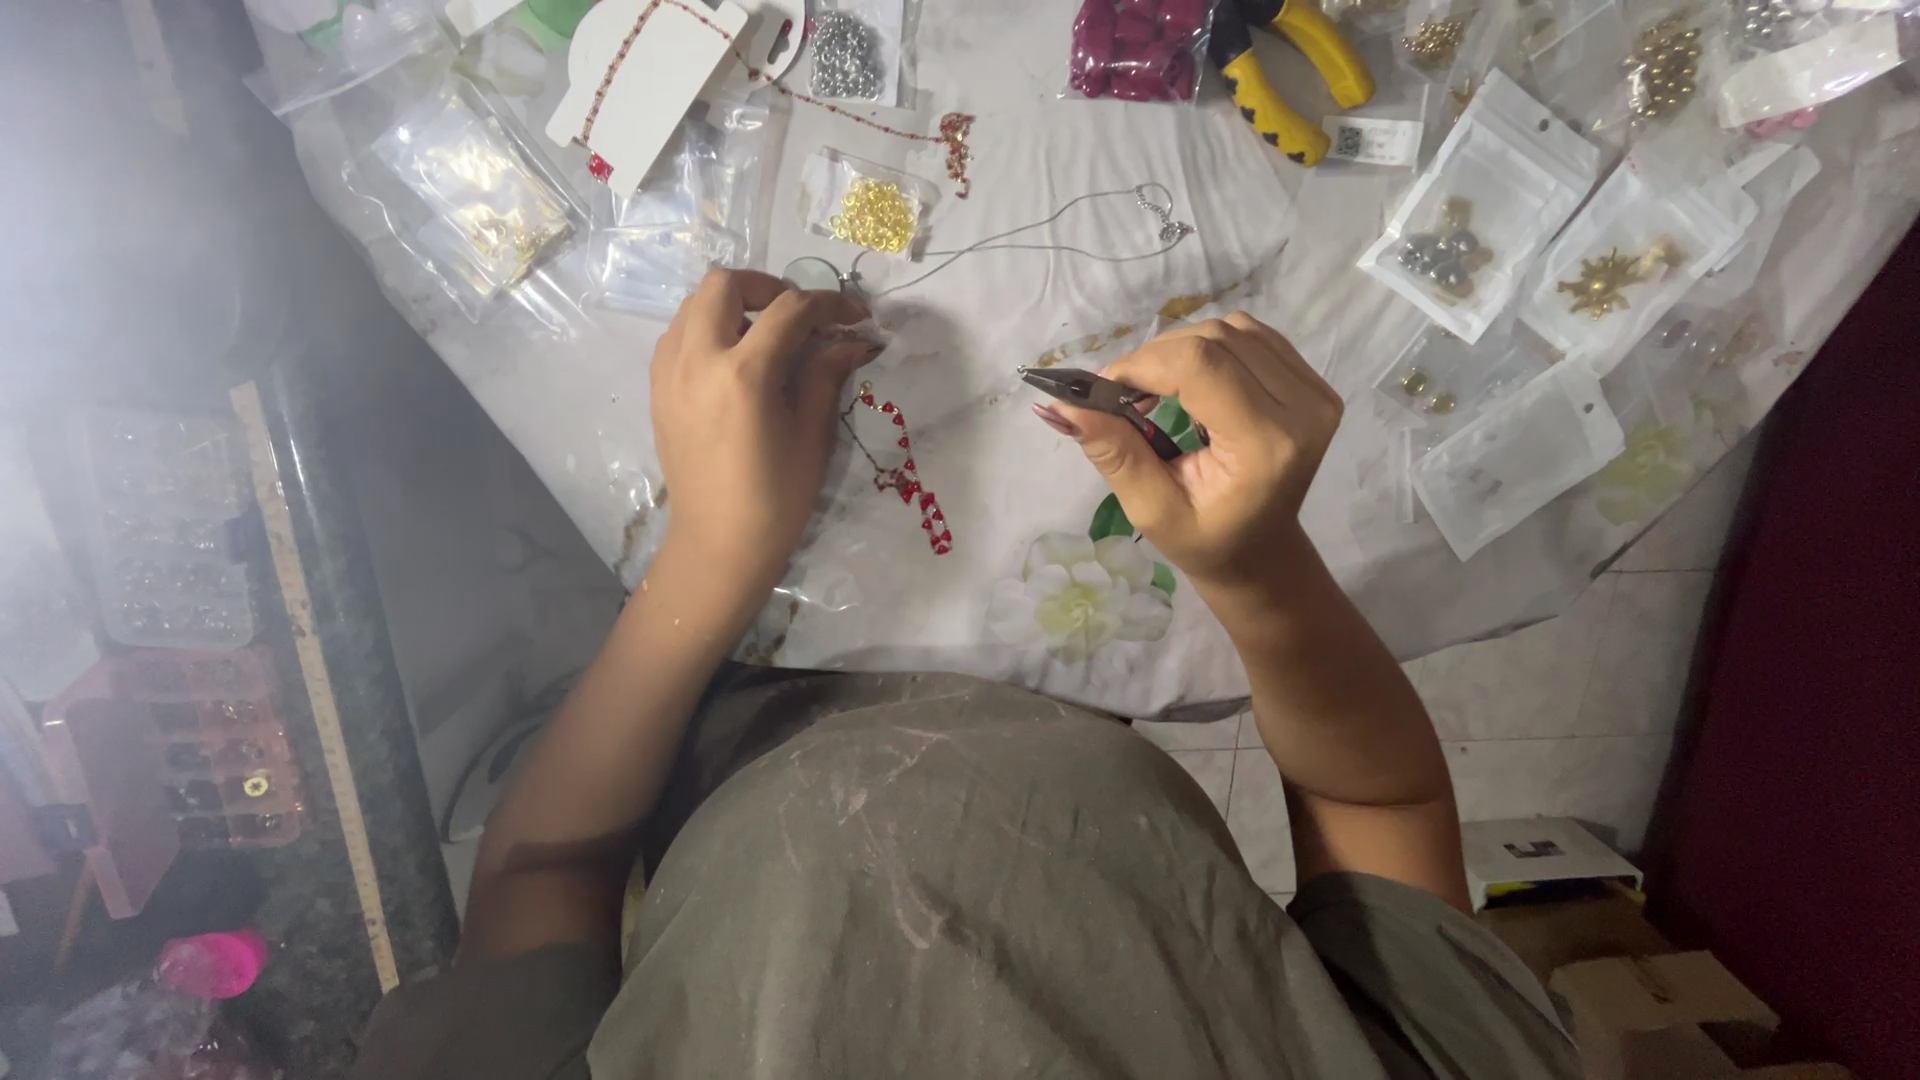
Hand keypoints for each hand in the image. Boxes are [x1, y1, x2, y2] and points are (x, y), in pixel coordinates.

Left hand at [651, 269, 874, 589]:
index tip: (855, 316)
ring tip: (766, 336)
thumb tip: (853, 340)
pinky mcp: (658, 388)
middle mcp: (697, 359)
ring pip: (694, 304)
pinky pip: (678, 334)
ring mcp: (669, 372)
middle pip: (725, 284)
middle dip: (769, 288)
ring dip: (734, 305)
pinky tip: (734, 360)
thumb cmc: (777, 495)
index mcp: (743, 374)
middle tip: (799, 316)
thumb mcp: (812, 433)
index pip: (790, 311)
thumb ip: (827, 373)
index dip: (829, 304)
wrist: (720, 541)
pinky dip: (708, 329)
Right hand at [1041, 314, 1341, 593]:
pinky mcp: (1315, 383)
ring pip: (1231, 330)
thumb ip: (1113, 452)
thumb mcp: (1150, 508)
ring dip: (1180, 349)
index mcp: (1265, 447)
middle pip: (1214, 340)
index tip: (1105, 389)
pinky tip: (1189, 382)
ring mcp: (1316, 392)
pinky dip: (1209, 348)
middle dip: (1155, 357)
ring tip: (1154, 390)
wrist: (1261, 552)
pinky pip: (1251, 336)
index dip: (1143, 364)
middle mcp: (1302, 410)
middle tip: (1123, 394)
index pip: (1200, 367)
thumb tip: (1062, 404)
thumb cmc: (1204, 541)